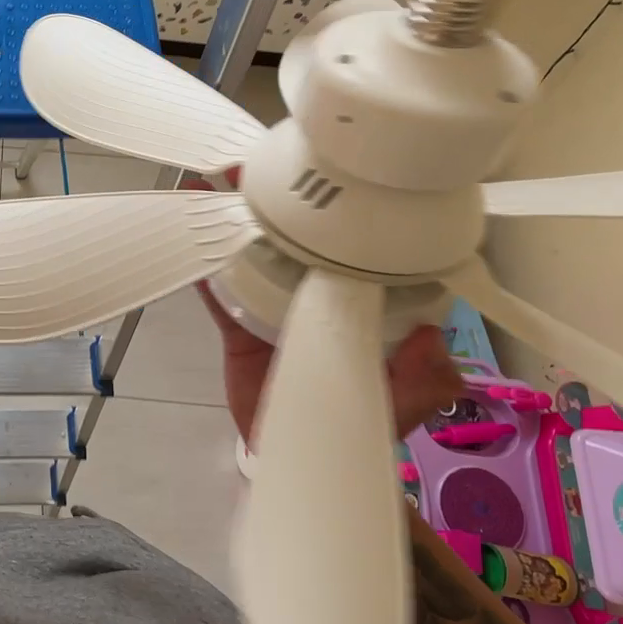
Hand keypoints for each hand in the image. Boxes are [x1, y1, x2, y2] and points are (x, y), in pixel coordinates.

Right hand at [183, 177, 461, 441]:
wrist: (296, 460)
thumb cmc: (358, 427)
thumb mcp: (408, 402)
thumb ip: (428, 376)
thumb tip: (429, 334)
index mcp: (364, 303)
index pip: (360, 250)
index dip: (349, 213)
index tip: (338, 179)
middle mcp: (319, 294)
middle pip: (301, 240)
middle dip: (285, 201)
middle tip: (267, 163)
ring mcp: (275, 306)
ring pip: (258, 255)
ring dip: (239, 221)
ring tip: (223, 184)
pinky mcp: (239, 325)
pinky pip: (221, 291)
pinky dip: (206, 267)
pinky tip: (193, 235)